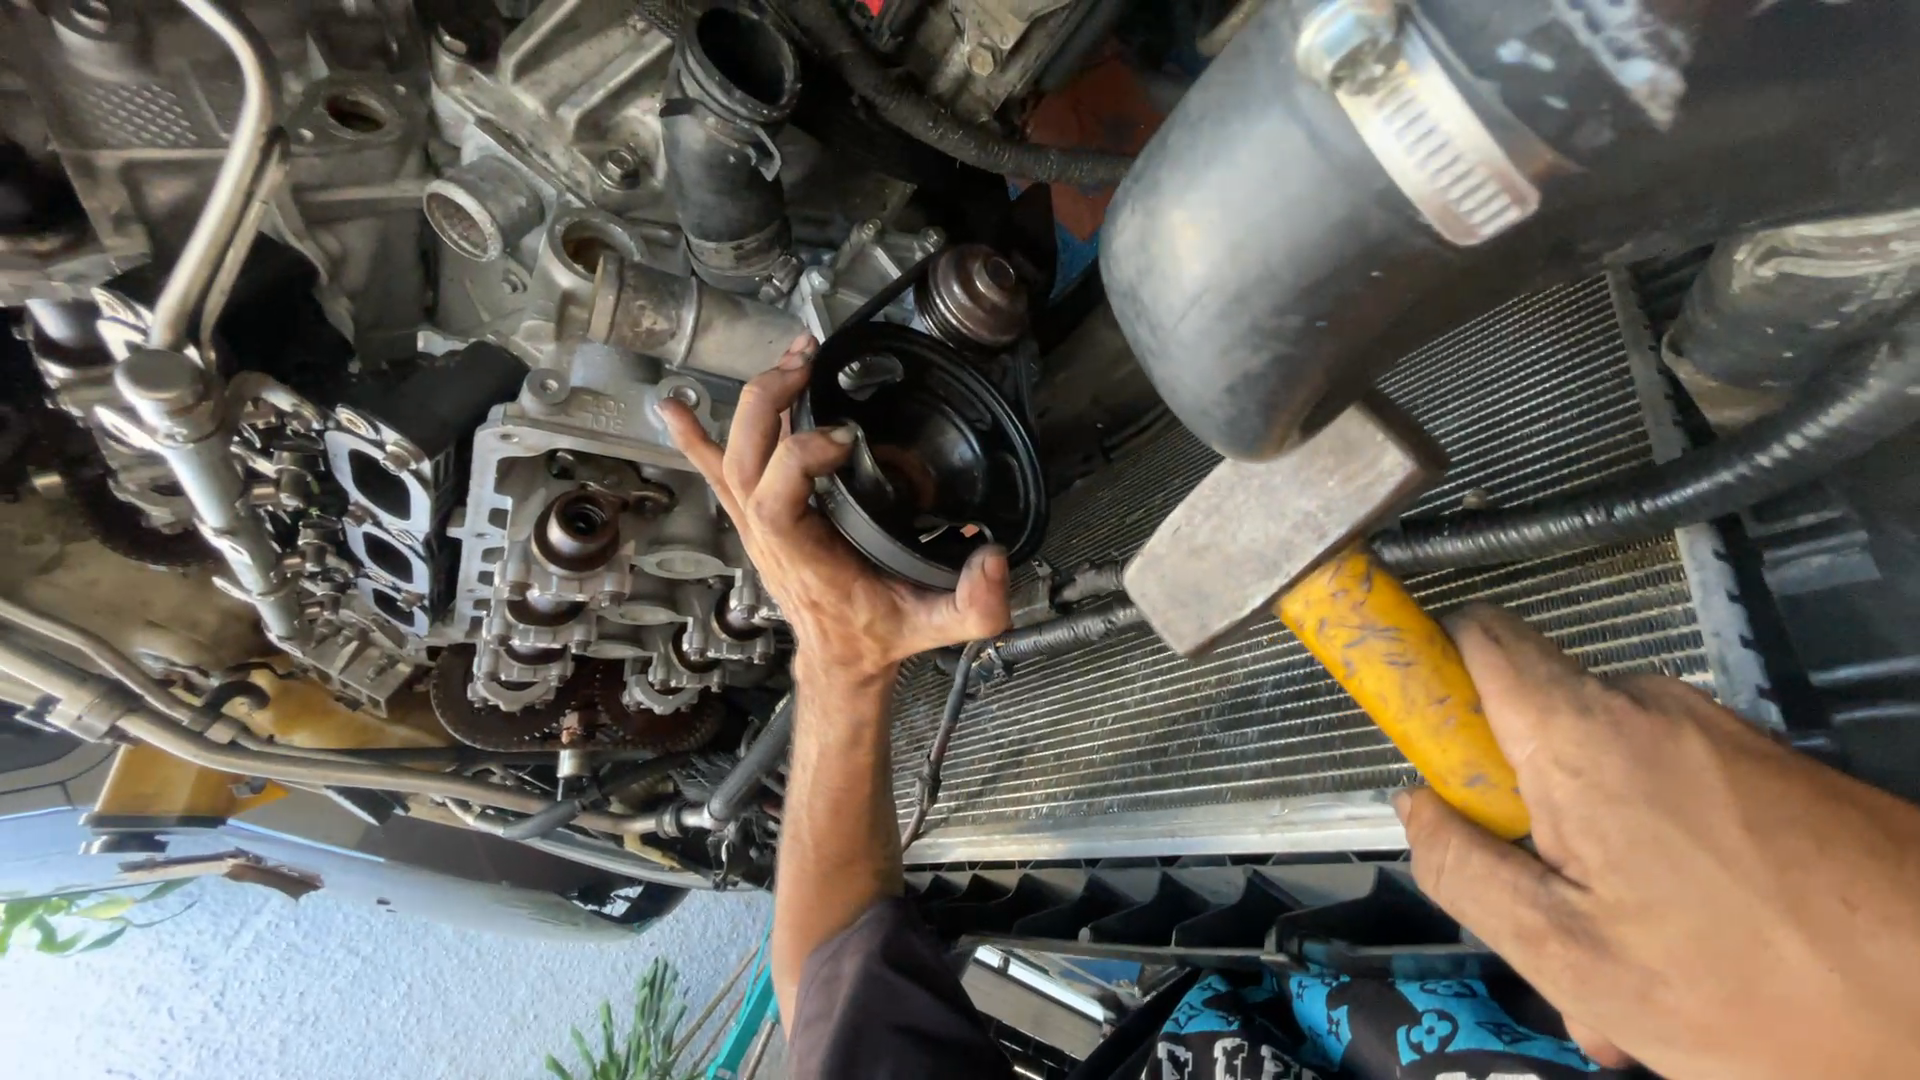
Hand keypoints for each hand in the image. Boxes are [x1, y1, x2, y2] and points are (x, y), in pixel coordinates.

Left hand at [657, 334, 1009, 683]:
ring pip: (731, 457)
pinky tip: (677, 407)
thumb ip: (975, 604)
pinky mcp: (758, 519)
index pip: (774, 502)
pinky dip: (696, 437)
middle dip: (771, 404)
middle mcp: (771, 539)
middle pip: (743, 462)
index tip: (842, 437)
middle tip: (808, 366)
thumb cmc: (878, 635)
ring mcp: (757, 527)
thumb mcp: (937, 625)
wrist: (842, 658)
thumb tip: (993, 560)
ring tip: (789, 360)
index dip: (799, 458)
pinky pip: (717, 473)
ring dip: (756, 403)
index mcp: (807, 559)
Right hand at [1399, 604, 1919, 1078]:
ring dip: (1584, 841)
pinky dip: (1651, 848)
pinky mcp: (1774, 767)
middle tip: (1539, 901)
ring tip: (1624, 952)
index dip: (1430, 666)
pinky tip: (1688, 942)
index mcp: (1581, 733)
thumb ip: (1459, 868)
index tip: (1427, 740)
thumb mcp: (1570, 955)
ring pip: (1597, 762)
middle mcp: (1647, 706)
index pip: (1474, 633)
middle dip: (1512, 801)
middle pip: (1527, 716)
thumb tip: (1417, 808)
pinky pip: (1667, 783)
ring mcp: (1718, 732)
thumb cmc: (1774, 995)